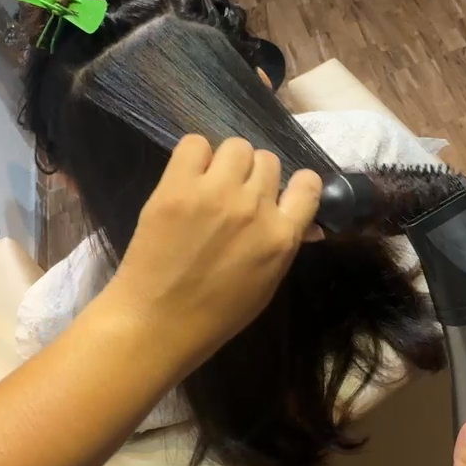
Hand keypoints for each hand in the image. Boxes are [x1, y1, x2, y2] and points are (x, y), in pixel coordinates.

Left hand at [96, 135, 320, 372]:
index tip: (280, 192)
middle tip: (236, 194)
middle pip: (267, 160)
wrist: (157, 322)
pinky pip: (195, 143)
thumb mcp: (268, 282)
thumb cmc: (217, 313)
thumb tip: (302, 222)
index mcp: (282, 236)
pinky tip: (188, 177)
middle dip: (255, 175)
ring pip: (237, 147)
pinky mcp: (177, 186)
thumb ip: (285, 243)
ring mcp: (216, 193)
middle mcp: (254, 208)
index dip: (295, 184)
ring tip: (210, 182)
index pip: (308, 184)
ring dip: (227, 162)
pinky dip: (195, 156)